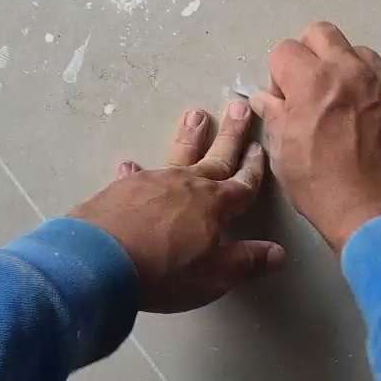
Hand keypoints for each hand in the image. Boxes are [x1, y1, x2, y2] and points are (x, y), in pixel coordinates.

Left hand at [70, 102, 286, 312]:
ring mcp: (152, 183)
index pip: (243, 183)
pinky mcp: (122, 190)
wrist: (102, 261)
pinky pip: (135, 175)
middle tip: (239, 106)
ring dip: (188, 136)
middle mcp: (186, 185)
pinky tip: (129, 164)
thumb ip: (247, 262)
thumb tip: (278, 253)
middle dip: (230, 135)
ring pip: (177, 155)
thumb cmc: (166, 270)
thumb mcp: (215, 274)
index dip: (254, 168)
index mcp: (215, 204)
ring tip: (195, 114)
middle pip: (215, 156)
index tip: (260, 148)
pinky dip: (135, 170)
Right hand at [250, 22, 380, 251]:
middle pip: (322, 34)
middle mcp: (351, 72)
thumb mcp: (283, 156)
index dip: (279, 76)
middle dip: (309, 56)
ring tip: (345, 106)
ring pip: (358, 53)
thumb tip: (267, 98)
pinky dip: (374, 94)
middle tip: (311, 90)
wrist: (378, 217)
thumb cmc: (324, 191)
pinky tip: (371, 125)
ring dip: (345, 70)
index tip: (285, 100)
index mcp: (312, 83)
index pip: (284, 50)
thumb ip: (274, 116)